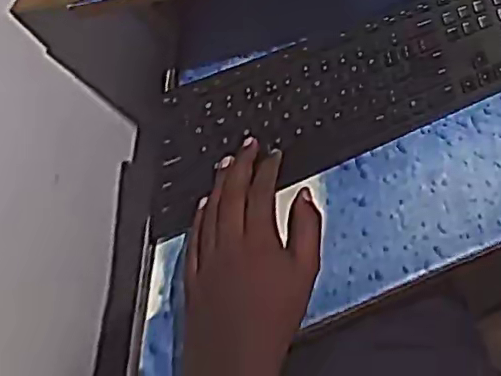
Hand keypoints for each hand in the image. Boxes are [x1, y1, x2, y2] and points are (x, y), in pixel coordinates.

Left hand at [183, 137, 322, 375]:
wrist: (235, 365)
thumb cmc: (273, 322)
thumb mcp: (305, 272)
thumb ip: (307, 227)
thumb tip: (304, 196)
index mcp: (258, 239)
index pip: (261, 190)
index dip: (268, 167)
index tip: (274, 154)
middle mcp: (229, 243)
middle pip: (233, 191)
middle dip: (242, 163)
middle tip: (249, 145)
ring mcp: (208, 258)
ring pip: (211, 208)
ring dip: (220, 181)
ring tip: (227, 163)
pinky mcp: (193, 276)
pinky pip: (194, 234)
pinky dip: (200, 213)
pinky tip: (204, 202)